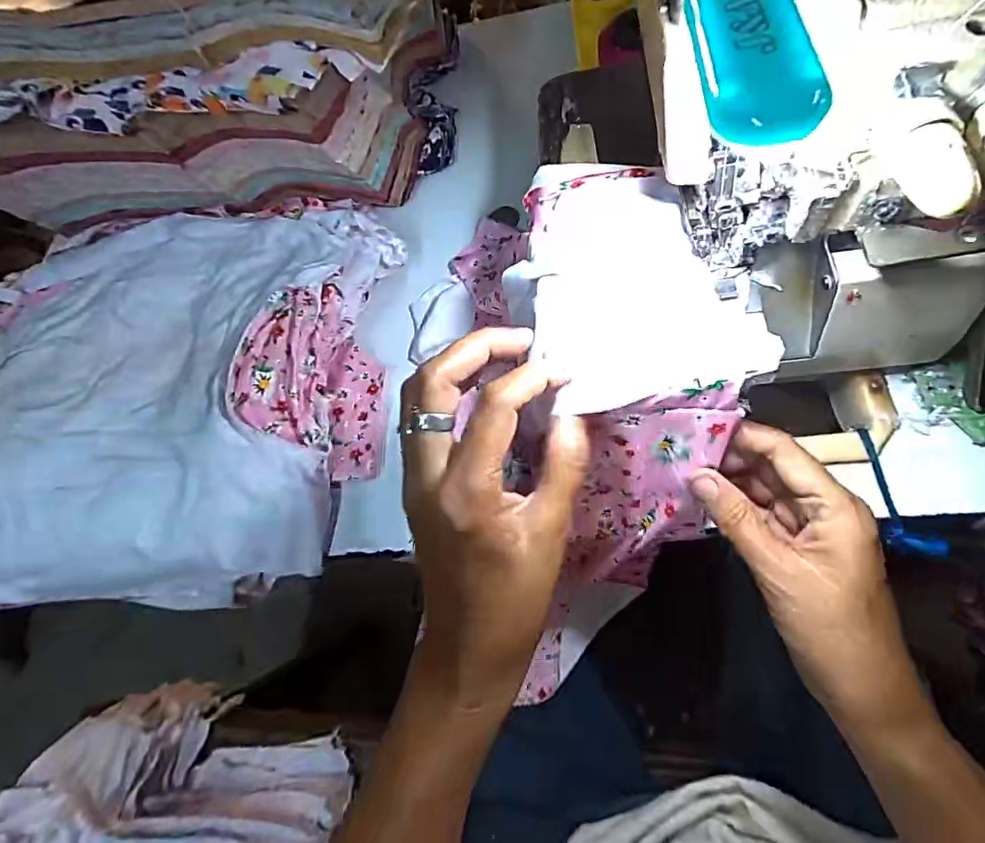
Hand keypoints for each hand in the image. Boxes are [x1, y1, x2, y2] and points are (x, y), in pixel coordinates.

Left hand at [400, 327, 587, 705]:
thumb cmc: (514, 598)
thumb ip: (563, 465)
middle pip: (430, 382)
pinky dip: (449, 388)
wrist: (465, 645)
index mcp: (465, 489)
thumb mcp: (551, 531)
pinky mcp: (416, 480)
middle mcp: (427, 473)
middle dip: (475, 347)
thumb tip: (571, 410)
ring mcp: (413, 475)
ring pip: (416, 394)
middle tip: (521, 340)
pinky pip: (421, 416)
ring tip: (504, 353)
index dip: (528, 378)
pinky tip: (485, 387)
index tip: (560, 370)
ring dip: (456, 362)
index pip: (490, 406)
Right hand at [690, 422, 927, 727]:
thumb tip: (696, 475)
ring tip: (691, 470)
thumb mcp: (776, 569)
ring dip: (734, 482)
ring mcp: (816, 529)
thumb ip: (735, 518)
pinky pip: (769, 517)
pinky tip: (711, 500)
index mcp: (835, 505)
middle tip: (687, 451)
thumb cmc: (828, 628)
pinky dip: (741, 508)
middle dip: (734, 458)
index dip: (745, 436)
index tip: (702, 428)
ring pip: (770, 492)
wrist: (864, 691)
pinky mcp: (803, 549)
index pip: (786, 452)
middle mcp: (828, 508)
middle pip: (777, 469)